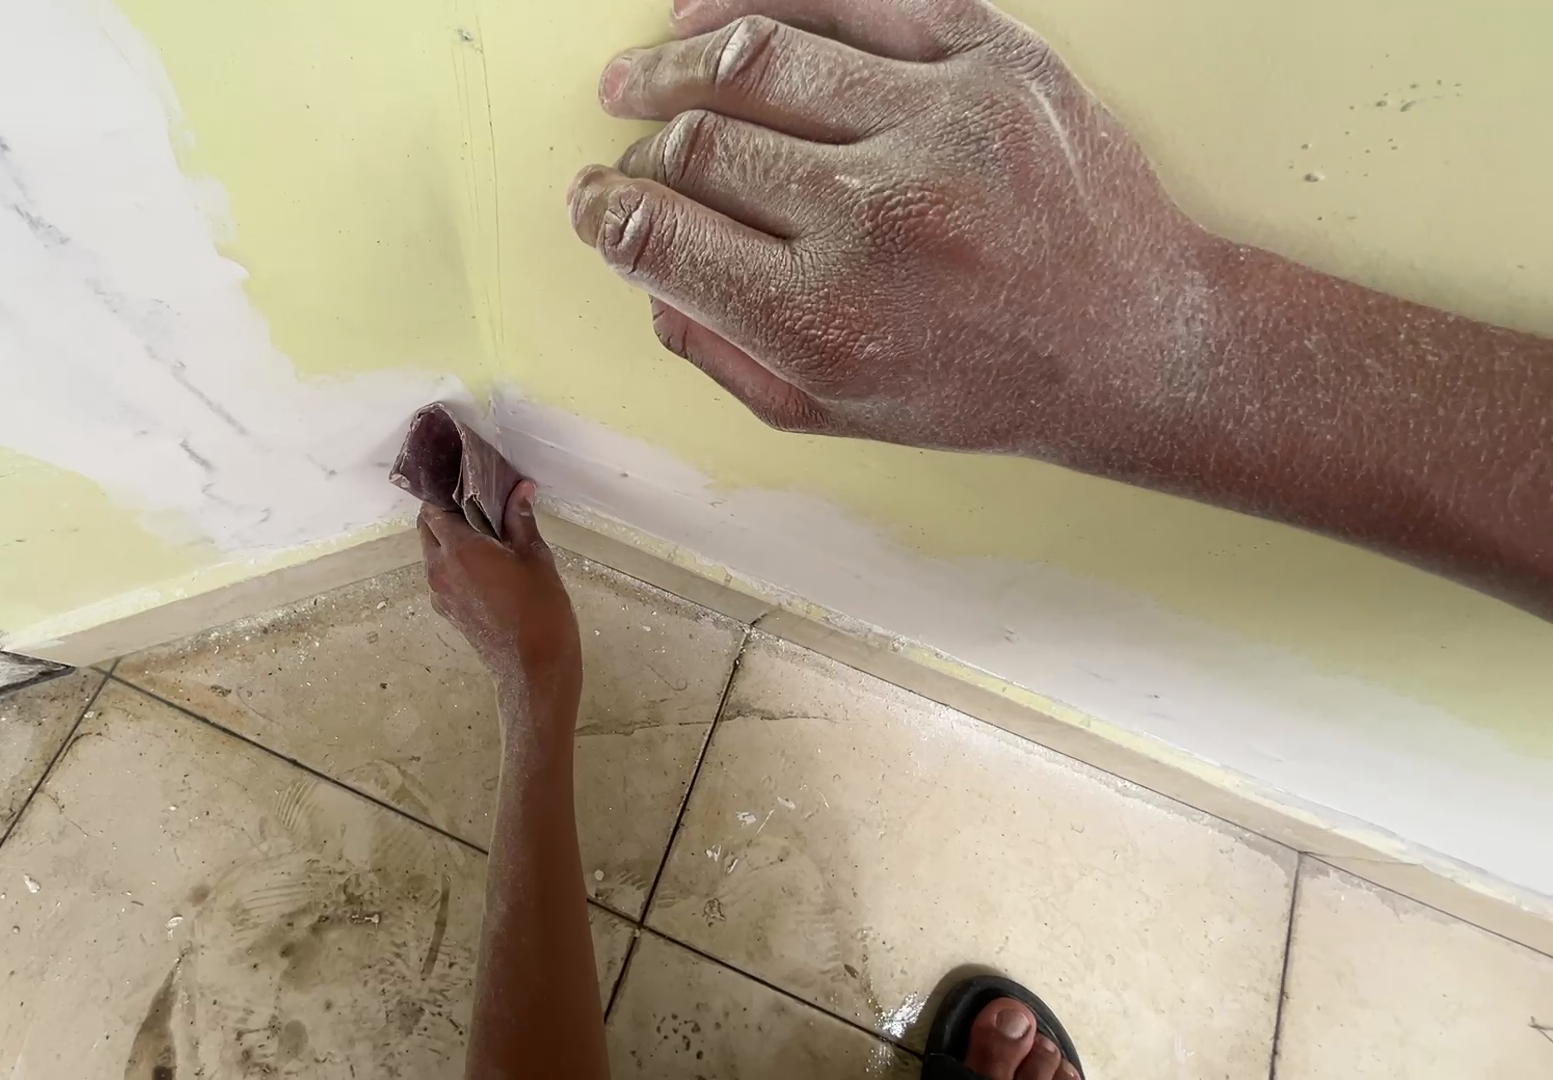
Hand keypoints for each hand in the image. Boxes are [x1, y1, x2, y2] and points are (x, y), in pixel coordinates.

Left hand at [419, 480, 581, 702]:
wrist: (533, 667)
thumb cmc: (540, 609)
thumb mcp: (535, 558)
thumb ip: (520, 520)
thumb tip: (520, 488)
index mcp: (458, 549)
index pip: (434, 508)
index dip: (446, 492)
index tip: (466, 483)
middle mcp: (439, 569)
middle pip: (427, 528)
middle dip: (446, 513)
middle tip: (479, 506)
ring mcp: (440, 593)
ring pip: (433, 553)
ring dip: (450, 539)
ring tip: (486, 534)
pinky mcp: (447, 611)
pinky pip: (442, 575)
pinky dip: (455, 562)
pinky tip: (486, 563)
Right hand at [569, 0, 1219, 465]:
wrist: (1120, 342)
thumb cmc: (961, 389)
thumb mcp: (821, 413)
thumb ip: (718, 354)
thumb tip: (650, 281)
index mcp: (819, 320)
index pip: (664, 241)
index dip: (603, 215)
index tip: (587, 204)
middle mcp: (870, 218)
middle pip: (697, 147)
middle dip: (636, 152)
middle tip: (619, 156)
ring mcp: (937, 125)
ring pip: (756, 59)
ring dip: (672, 65)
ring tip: (635, 75)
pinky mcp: (993, 59)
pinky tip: (707, 14)